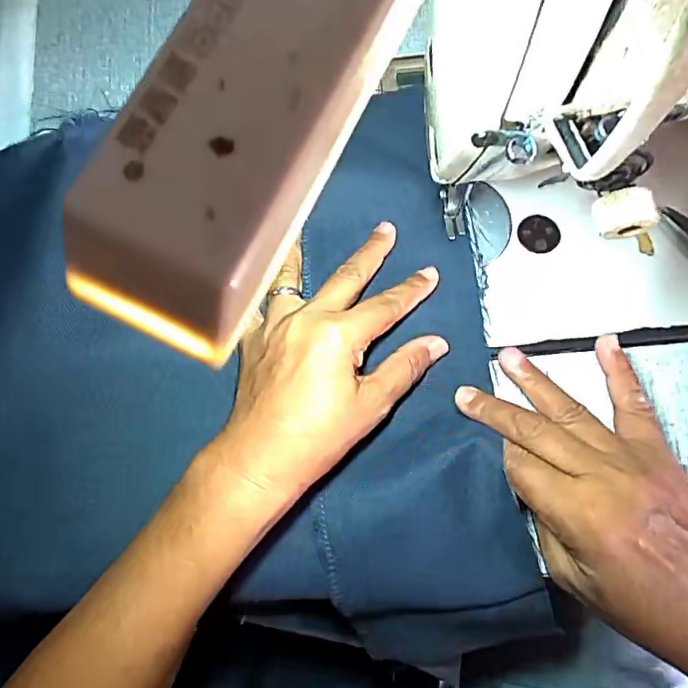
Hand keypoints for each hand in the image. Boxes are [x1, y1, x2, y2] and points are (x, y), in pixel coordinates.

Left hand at [204, 222, 448, 517]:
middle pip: (344, 278)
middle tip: (384, 230)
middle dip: (369, 253)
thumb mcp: (370, 405)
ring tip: (301, 236)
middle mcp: (304, 319)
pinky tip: (265, 287)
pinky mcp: (252, 340)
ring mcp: (273, 326)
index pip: (384, 306)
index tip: (428, 273)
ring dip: (301, 257)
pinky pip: (259, 307)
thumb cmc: (317, 437)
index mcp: (337, 334)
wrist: (259, 456)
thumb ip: (403, 367)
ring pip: (290, 281)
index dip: (410, 290)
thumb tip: (434, 342)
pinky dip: (266, 295)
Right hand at [455, 337, 687, 668]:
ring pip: (572, 409)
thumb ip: (544, 522)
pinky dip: (620, 371)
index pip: (520, 465)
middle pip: (535, 430)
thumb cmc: (636, 604)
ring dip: (536, 381)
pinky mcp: (657, 453)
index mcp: (576, 511)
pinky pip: (634, 405)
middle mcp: (600, 475)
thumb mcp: (569, 575)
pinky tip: (605, 344)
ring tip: (509, 356)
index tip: (487, 452)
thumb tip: (529, 484)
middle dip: (495, 409)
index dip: (500, 456)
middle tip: (466, 392)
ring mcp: (630, 458)